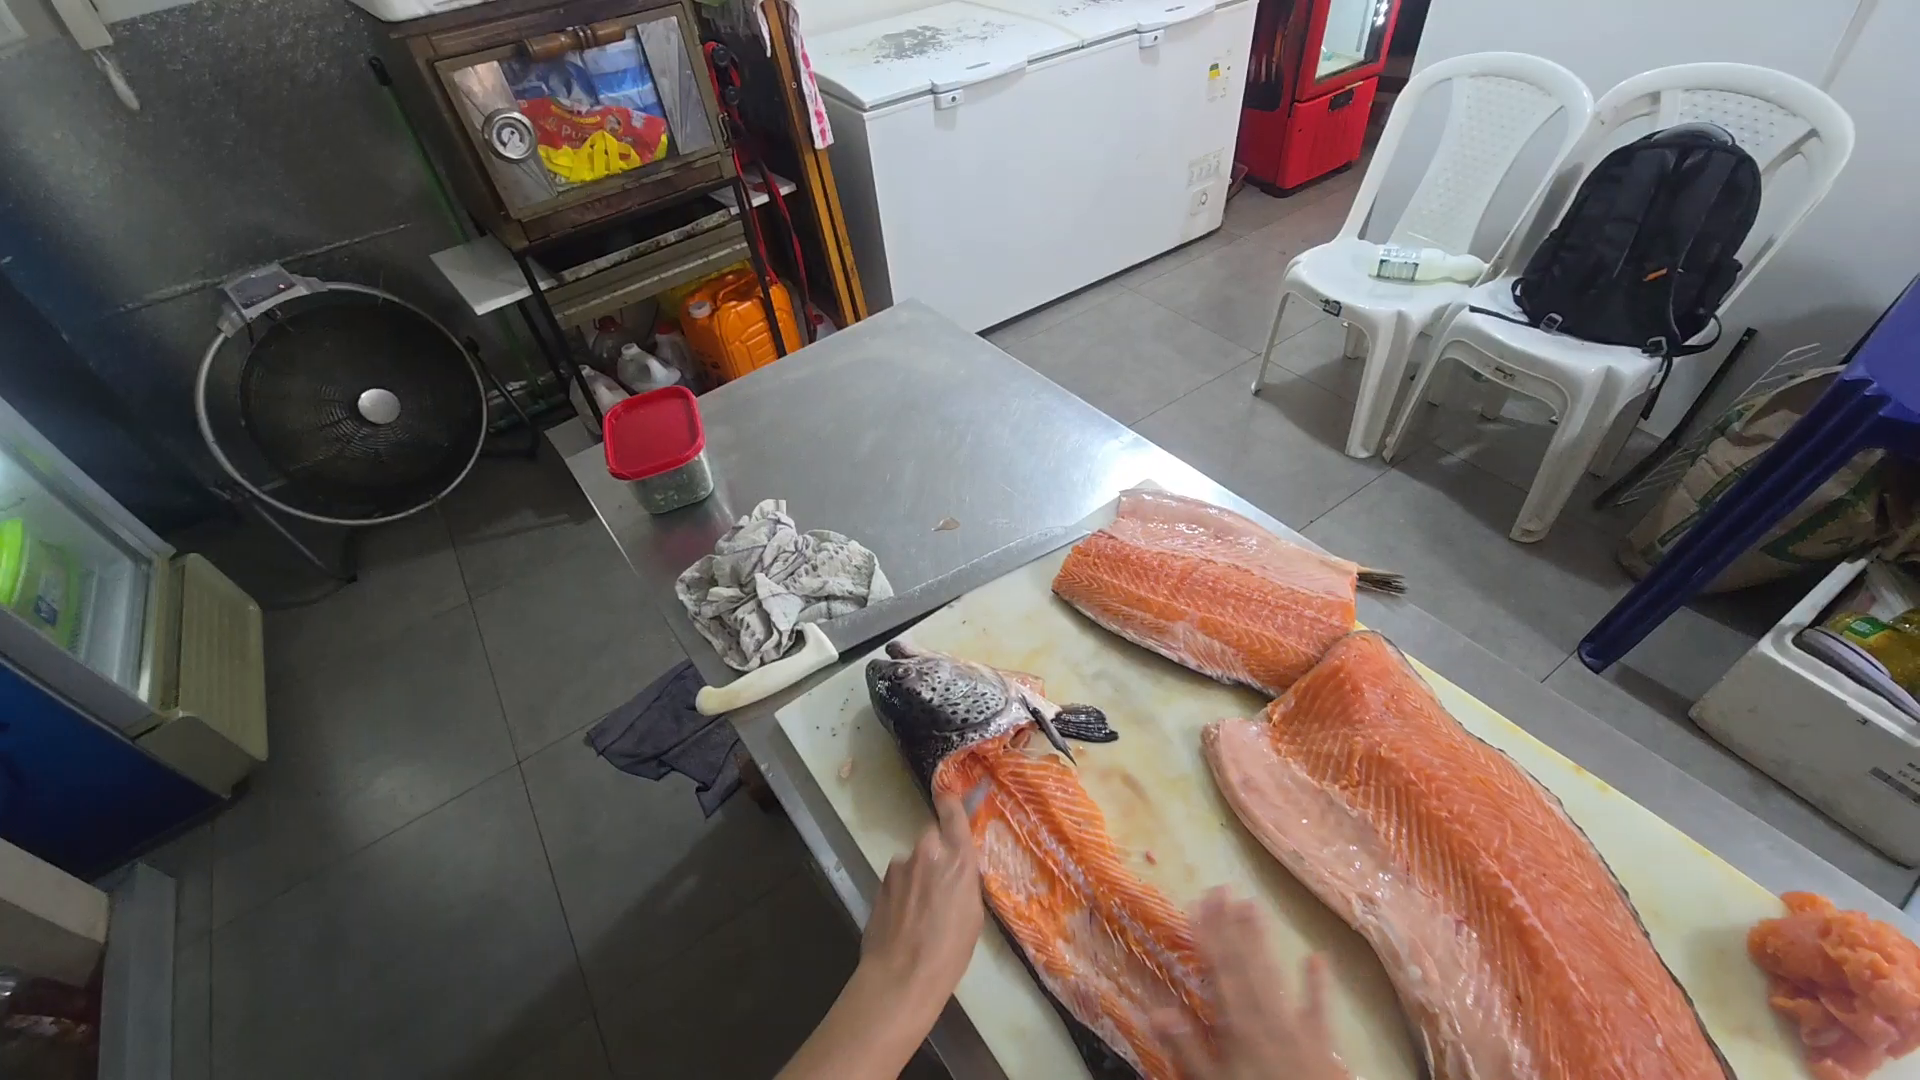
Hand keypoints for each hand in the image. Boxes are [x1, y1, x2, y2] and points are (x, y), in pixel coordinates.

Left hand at [858, 793, 983, 1014]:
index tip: (947, 799)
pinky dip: (902, 891)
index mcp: (957, 858)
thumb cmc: (949, 951)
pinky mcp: (881, 881)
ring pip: (913, 861)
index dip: (949, 803)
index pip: (952, 813)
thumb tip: (956, 871)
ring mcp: (900, 864)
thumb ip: (964, 880)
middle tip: (938, 884)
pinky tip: (903, 918)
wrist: (900, 975)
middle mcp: (927, 851)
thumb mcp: (973, 914)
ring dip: (916, 876)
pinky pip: (898, 878)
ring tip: (919, 911)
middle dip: (935, 854)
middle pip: (931, 839)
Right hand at [1155, 889, 1350, 1079]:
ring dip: (1261, 940)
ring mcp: (1294, 1025)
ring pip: (1273, 974)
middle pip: (1244, 963)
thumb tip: (1155, 1010)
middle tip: (1223, 888)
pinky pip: (1319, 1009)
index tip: (1198, 903)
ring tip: (1253, 904)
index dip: (1207, 935)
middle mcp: (1265, 1015)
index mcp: (1237, 1024)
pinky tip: (1318, 956)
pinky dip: (1318, 983)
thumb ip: (1186, 1048)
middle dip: (1231, 925)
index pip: (1219, 970)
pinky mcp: (1322, 1042)